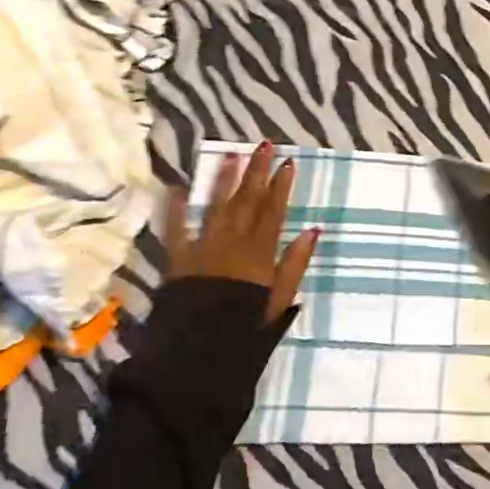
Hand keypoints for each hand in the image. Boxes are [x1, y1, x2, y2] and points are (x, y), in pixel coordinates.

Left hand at [163, 142, 319, 321]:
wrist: (203, 344)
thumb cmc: (249, 321)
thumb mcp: (282, 295)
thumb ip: (296, 261)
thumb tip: (313, 229)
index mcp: (261, 250)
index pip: (274, 210)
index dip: (282, 186)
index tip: (289, 162)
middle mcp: (233, 240)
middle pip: (247, 200)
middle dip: (257, 171)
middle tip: (264, 145)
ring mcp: (204, 246)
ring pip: (216, 206)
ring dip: (224, 179)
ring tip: (231, 153)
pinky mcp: (178, 257)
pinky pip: (176, 228)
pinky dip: (175, 208)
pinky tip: (177, 187)